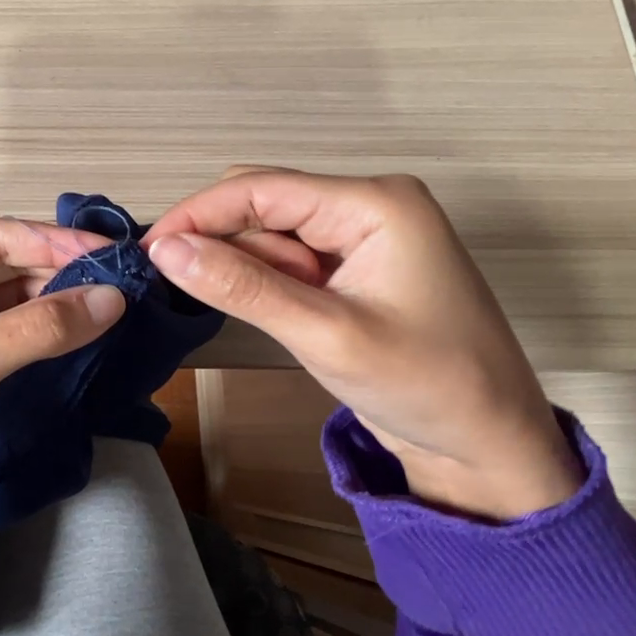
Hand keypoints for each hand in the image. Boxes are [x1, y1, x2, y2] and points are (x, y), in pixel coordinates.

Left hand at [0, 219, 127, 539]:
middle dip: (61, 267)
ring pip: (15, 291)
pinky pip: (15, 323)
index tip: (112, 252)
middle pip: (7, 259)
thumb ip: (39, 327)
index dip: (53, 240)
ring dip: (59, 296)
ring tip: (116, 300)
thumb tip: (112, 297)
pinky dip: (48, 323)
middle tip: (124, 278)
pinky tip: (86, 324)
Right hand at [143, 168, 579, 519]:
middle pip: (261, 202)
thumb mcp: (324, 333)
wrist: (489, 447)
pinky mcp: (348, 267)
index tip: (146, 249)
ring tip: (232, 306)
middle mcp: (365, 205)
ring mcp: (357, 237)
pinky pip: (283, 257)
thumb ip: (241, 285)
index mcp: (375, 204)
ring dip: (239, 265)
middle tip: (175, 282)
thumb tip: (163, 249)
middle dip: (217, 239)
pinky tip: (251, 305)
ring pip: (266, 231)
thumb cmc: (424, 385)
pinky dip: (257, 278)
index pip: (262, 188)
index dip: (197, 213)